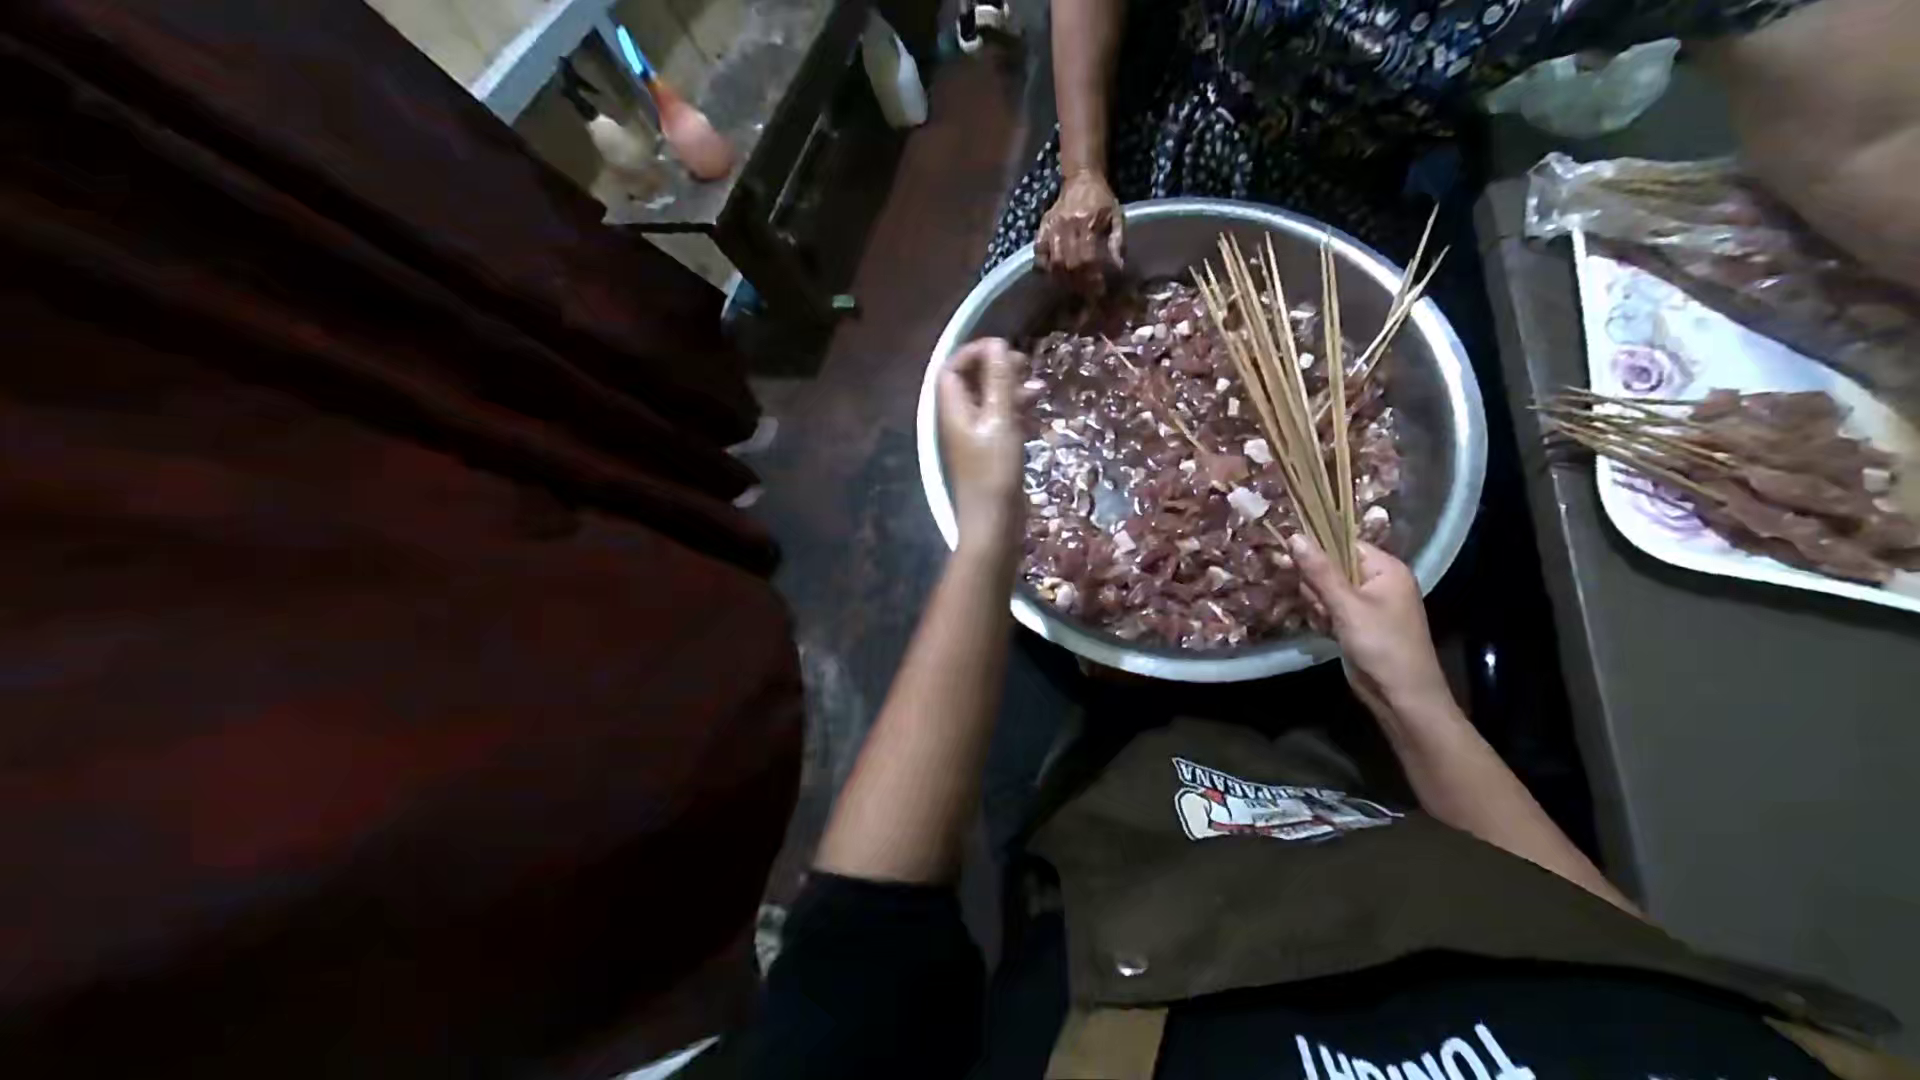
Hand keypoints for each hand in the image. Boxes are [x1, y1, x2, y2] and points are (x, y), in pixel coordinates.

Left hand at [939, 338, 1029, 555]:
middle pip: (971, 381)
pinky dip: (1015, 410)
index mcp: (953, 409)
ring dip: (1010, 389)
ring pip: (989, 400)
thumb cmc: (995, 470)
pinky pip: (999, 420)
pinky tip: (1036, 411)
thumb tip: (997, 344)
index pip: (951, 368)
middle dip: (996, 368)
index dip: (973, 353)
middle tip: (1024, 365)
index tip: (1003, 348)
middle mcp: (959, 419)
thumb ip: (999, 381)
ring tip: (1038, 387)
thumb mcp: (1001, 420)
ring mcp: (974, 436)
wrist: (995, 521)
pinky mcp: (989, 450)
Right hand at [1036, 170, 1123, 289]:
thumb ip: (1117, 242)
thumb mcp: (1116, 217)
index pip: (1087, 258)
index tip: (1098, 291)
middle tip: (1086, 294)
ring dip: (1063, 279)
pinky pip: (1038, 254)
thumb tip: (1118, 268)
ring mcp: (1051, 227)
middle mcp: (1067, 225)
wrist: (1081, 179)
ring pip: (1053, 263)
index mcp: (1088, 221)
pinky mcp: (1041, 229)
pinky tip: (1055, 273)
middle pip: (1069, 264)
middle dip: (1078, 283)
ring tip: (1072, 287)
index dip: (1092, 278)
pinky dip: (1044, 267)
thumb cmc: (1101, 200)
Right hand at [1290, 535, 1454, 723]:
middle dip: (1315, 584)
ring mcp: (1367, 603)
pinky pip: (1330, 608)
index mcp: (1385, 568)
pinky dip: (1322, 617)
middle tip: (1314, 602)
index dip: (1316, 548)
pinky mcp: (1357, 623)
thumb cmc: (1381, 645)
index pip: (1343, 543)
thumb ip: (1319, 571)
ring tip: (1324, 621)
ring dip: (1316, 603)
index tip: (1287, 556)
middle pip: (1331, 566)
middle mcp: (1377, 581)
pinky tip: (1324, 630)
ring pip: (1326, 589)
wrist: (1401, 696)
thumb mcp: (1347, 606)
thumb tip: (1294, 536)